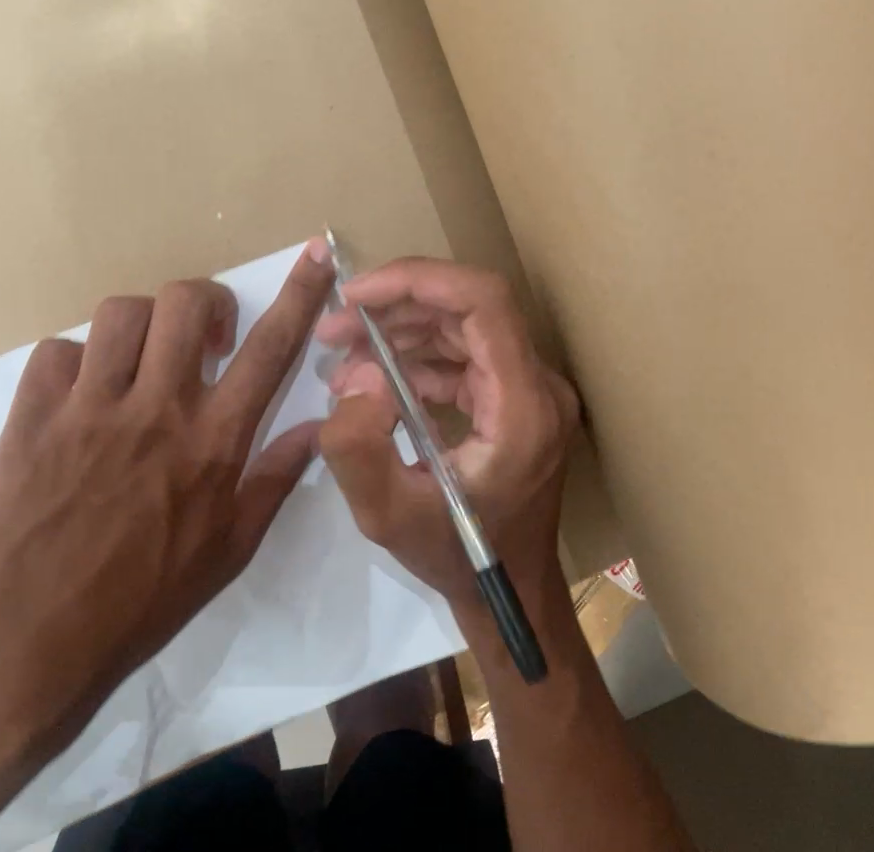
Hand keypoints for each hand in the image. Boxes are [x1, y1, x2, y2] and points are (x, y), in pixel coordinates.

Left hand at [0, 240, 335, 744]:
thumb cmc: (144, 602)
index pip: (269, 349)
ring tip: (142, 364)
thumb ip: (274, 478)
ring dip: (144, 326)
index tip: (315, 253)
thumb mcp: (230, 549)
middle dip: (205, 302)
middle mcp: (155, 409)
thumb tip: (319, 426)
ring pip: (120, 313)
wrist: (28, 644)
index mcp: (213, 441)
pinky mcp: (30, 418)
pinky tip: (83, 398)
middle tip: (205, 339)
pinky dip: (79, 362)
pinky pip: (58, 351)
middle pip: (185, 303)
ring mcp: (87, 409)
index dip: (299, 294)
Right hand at [316, 259, 578, 616]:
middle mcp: (539, 387)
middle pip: (471, 307)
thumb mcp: (387, 515)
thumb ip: (357, 446)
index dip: (418, 280)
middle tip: (334, 331)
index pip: (484, 302)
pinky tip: (376, 379)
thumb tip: (359, 373)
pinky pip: (469, 356)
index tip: (356, 295)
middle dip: (396, 307)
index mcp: (522, 407)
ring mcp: (534, 392)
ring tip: (344, 356)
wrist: (510, 593)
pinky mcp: (519, 401)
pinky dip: (420, 357)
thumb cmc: (455, 559)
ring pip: (467, 327)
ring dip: (402, 330)